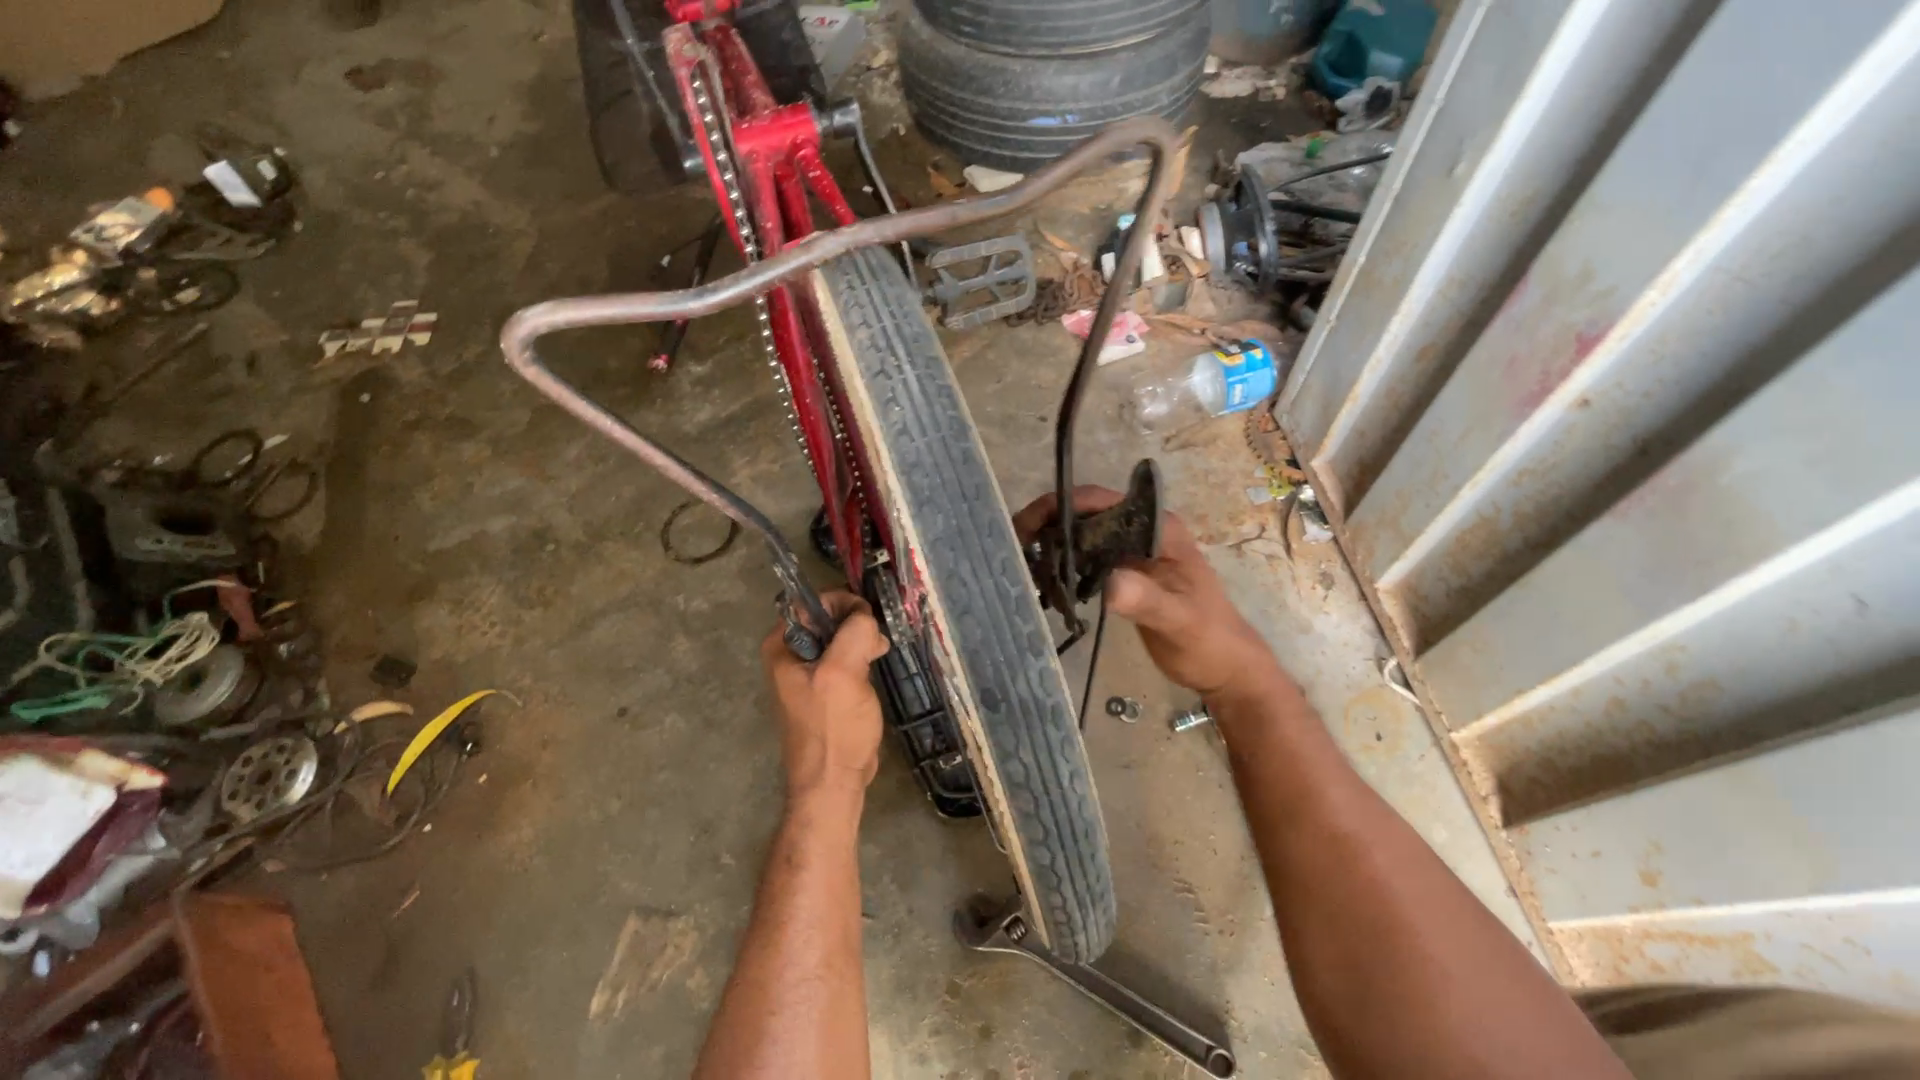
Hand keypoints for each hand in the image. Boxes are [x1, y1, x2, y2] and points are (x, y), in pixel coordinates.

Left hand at [761, 590, 891, 801]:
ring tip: (878, 657)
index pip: (810, 601)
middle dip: (855, 624)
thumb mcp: (843, 673)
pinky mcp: (826, 689)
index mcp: (781, 645)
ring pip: (840, 638)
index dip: (842, 602)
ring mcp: (807, 673)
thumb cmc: (833, 728)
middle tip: (875, 643)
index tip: (868, 618)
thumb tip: (865, 616)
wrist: (833, 781)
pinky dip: (862, 658)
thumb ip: (854, 633)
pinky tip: (873, 671)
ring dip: (862, 642)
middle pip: (827, 617)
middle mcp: (789, 654)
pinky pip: (845, 658)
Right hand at [1014, 486, 1278, 697]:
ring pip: (1082, 537)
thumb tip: (1109, 584)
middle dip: (1047, 526)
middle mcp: (1141, 532)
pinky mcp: (1123, 575)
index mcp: (1157, 527)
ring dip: (1052, 547)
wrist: (1226, 668)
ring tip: (1022, 567)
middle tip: (1014, 550)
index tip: (1026, 526)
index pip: (1100, 501)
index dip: (1060, 506)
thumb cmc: (1208, 640)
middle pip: (1084, 514)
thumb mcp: (1179, 621)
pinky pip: (1085, 561)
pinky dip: (1063, 568)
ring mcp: (1131, 553)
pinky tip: (1045, 585)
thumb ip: (1147, 600)